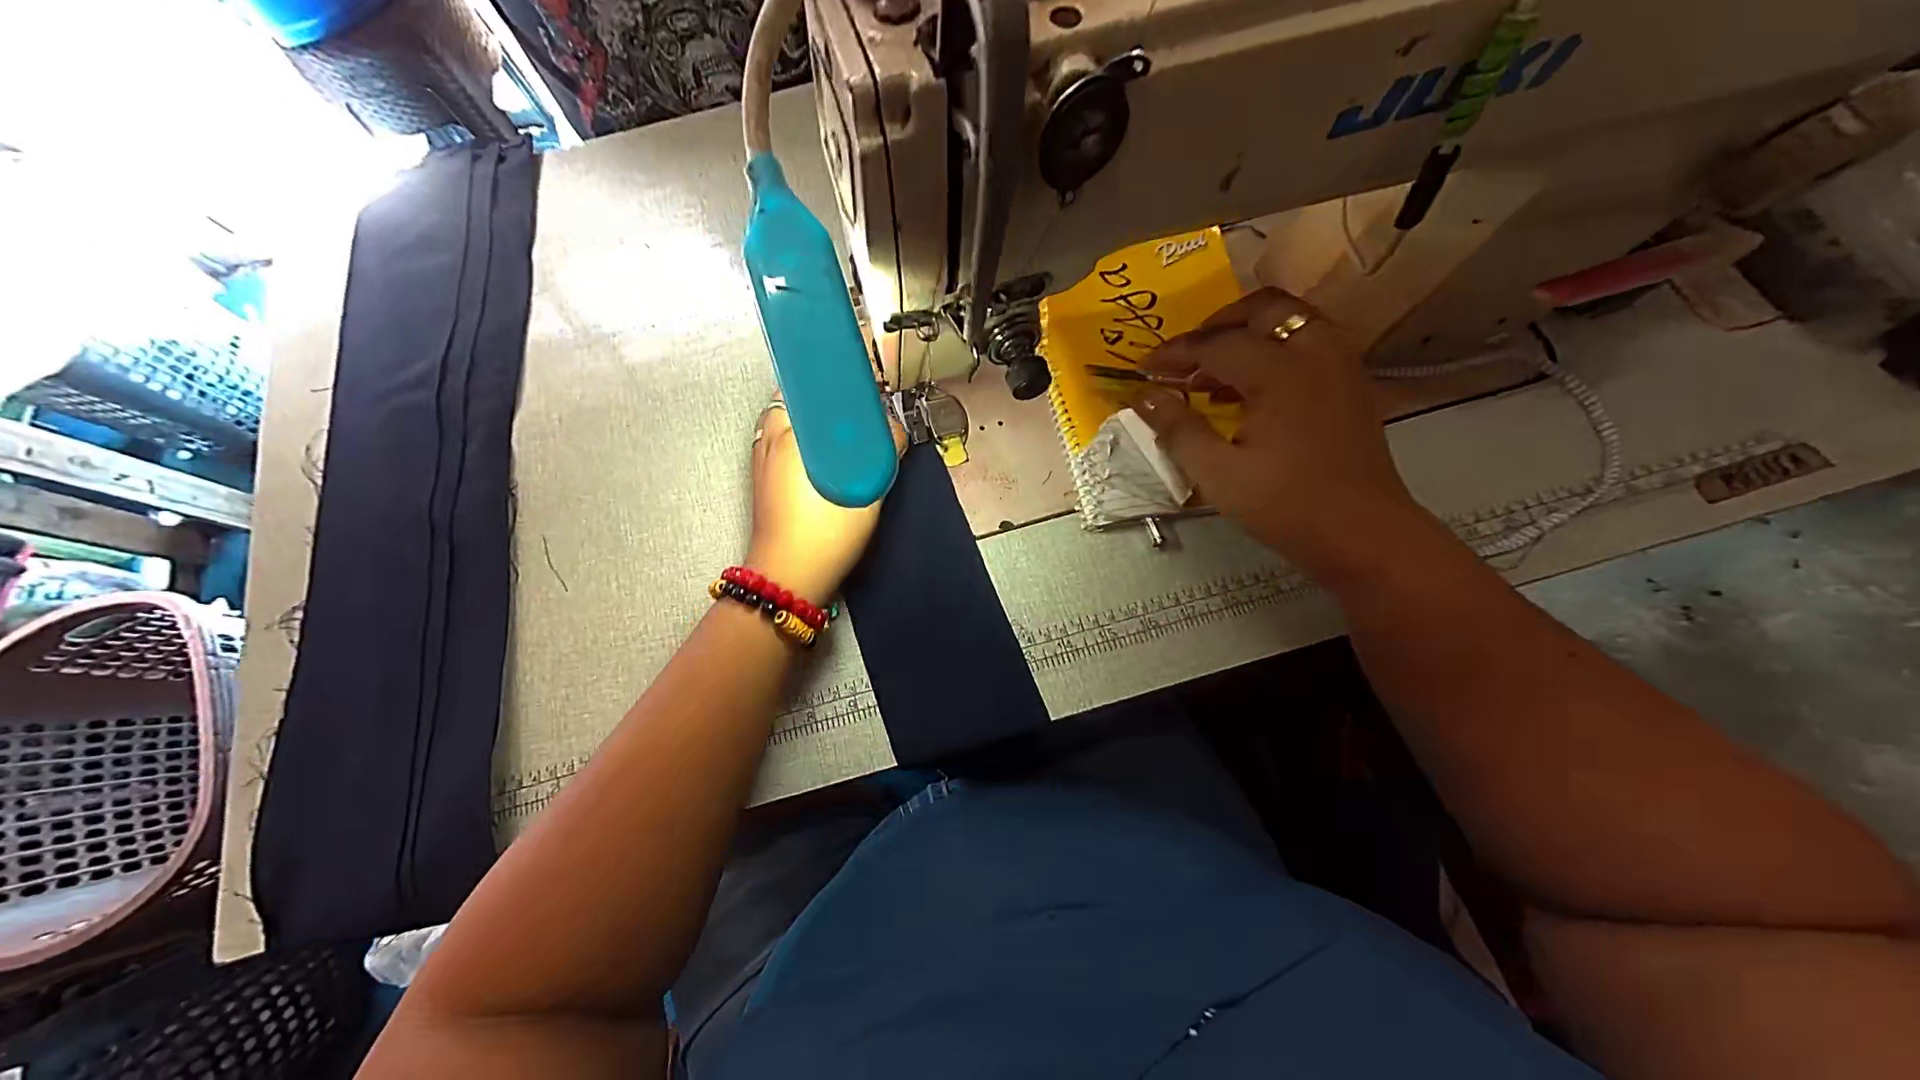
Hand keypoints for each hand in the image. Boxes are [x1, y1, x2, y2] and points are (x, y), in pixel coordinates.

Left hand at [744, 402, 900, 603]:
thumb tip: (894, 432)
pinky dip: (804, 450)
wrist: (789, 580)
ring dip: (814, 429)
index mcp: (787, 433)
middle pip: (795, 402)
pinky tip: (828, 470)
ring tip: (845, 444)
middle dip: (824, 405)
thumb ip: (883, 453)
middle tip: (856, 418)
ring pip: (787, 427)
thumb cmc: (821, 537)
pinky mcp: (763, 483)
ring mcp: (761, 463)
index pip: (804, 383)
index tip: (855, 385)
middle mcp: (767, 441)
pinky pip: (783, 450)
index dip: (832, 380)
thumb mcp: (866, 492)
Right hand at [1131, 288, 1434, 579]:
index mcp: (1280, 372)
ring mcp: (1339, 365)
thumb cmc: (1286, 506)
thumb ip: (1178, 428)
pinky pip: (1308, 344)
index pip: (1215, 344)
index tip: (1144, 369)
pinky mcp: (1350, 384)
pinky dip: (1274, 351)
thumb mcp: (1218, 474)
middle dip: (1218, 324)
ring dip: (1248, 335)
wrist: (1364, 534)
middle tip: (1186, 356)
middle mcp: (1315, 353)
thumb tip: (1144, 396)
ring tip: (1213, 373)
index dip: (1174, 354)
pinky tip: (1248, 391)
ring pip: (1291, 321)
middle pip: (1263, 309)